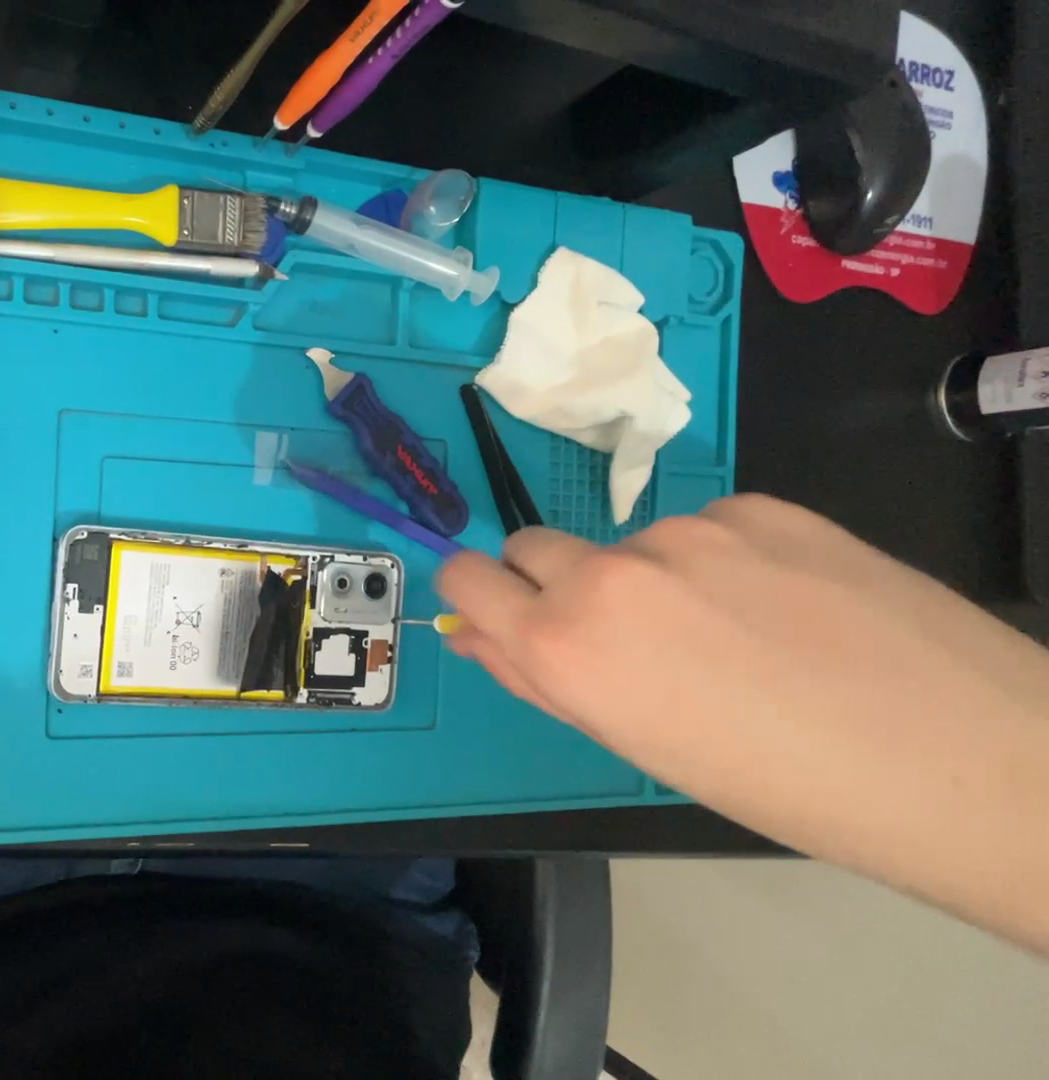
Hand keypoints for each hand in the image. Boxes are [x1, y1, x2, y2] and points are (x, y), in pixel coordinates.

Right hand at [437, 494, 1048, 950]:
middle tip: (619, 631)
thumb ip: (533, 676)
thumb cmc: (771, 780)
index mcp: (562, 644)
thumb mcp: (628, 739)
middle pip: (529, 544)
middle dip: (550, 581)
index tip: (501, 608)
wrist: (969, 762)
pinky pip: (705, 525)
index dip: (474, 589)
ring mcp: (686, 531)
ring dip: (646, 575)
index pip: (465, 574)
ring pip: (626, 542)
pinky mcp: (760, 507)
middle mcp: (606, 574)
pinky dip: (720, 557)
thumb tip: (473, 632)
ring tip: (731, 628)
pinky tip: (784, 602)